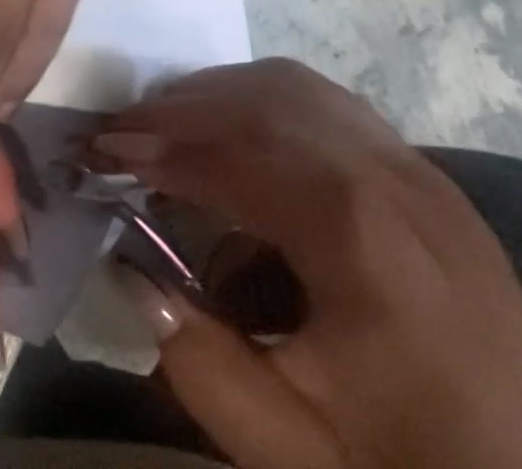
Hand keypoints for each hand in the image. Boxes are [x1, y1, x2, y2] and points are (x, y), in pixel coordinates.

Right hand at [100, 59, 521, 468]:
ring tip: (156, 137)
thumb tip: (127, 268)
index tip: (95, 156)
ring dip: (212, 100)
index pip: (252, 155)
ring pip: (299, 90)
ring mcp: (425, 179)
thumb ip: (193, 356)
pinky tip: (220, 145)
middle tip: (111, 141)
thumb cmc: (402, 455)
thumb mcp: (285, 440)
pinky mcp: (426, 182)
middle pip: (271, 103)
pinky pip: (325, 107)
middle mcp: (407, 194)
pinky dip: (253, 106)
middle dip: (174, 111)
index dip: (162, 144)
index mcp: (376, 256)